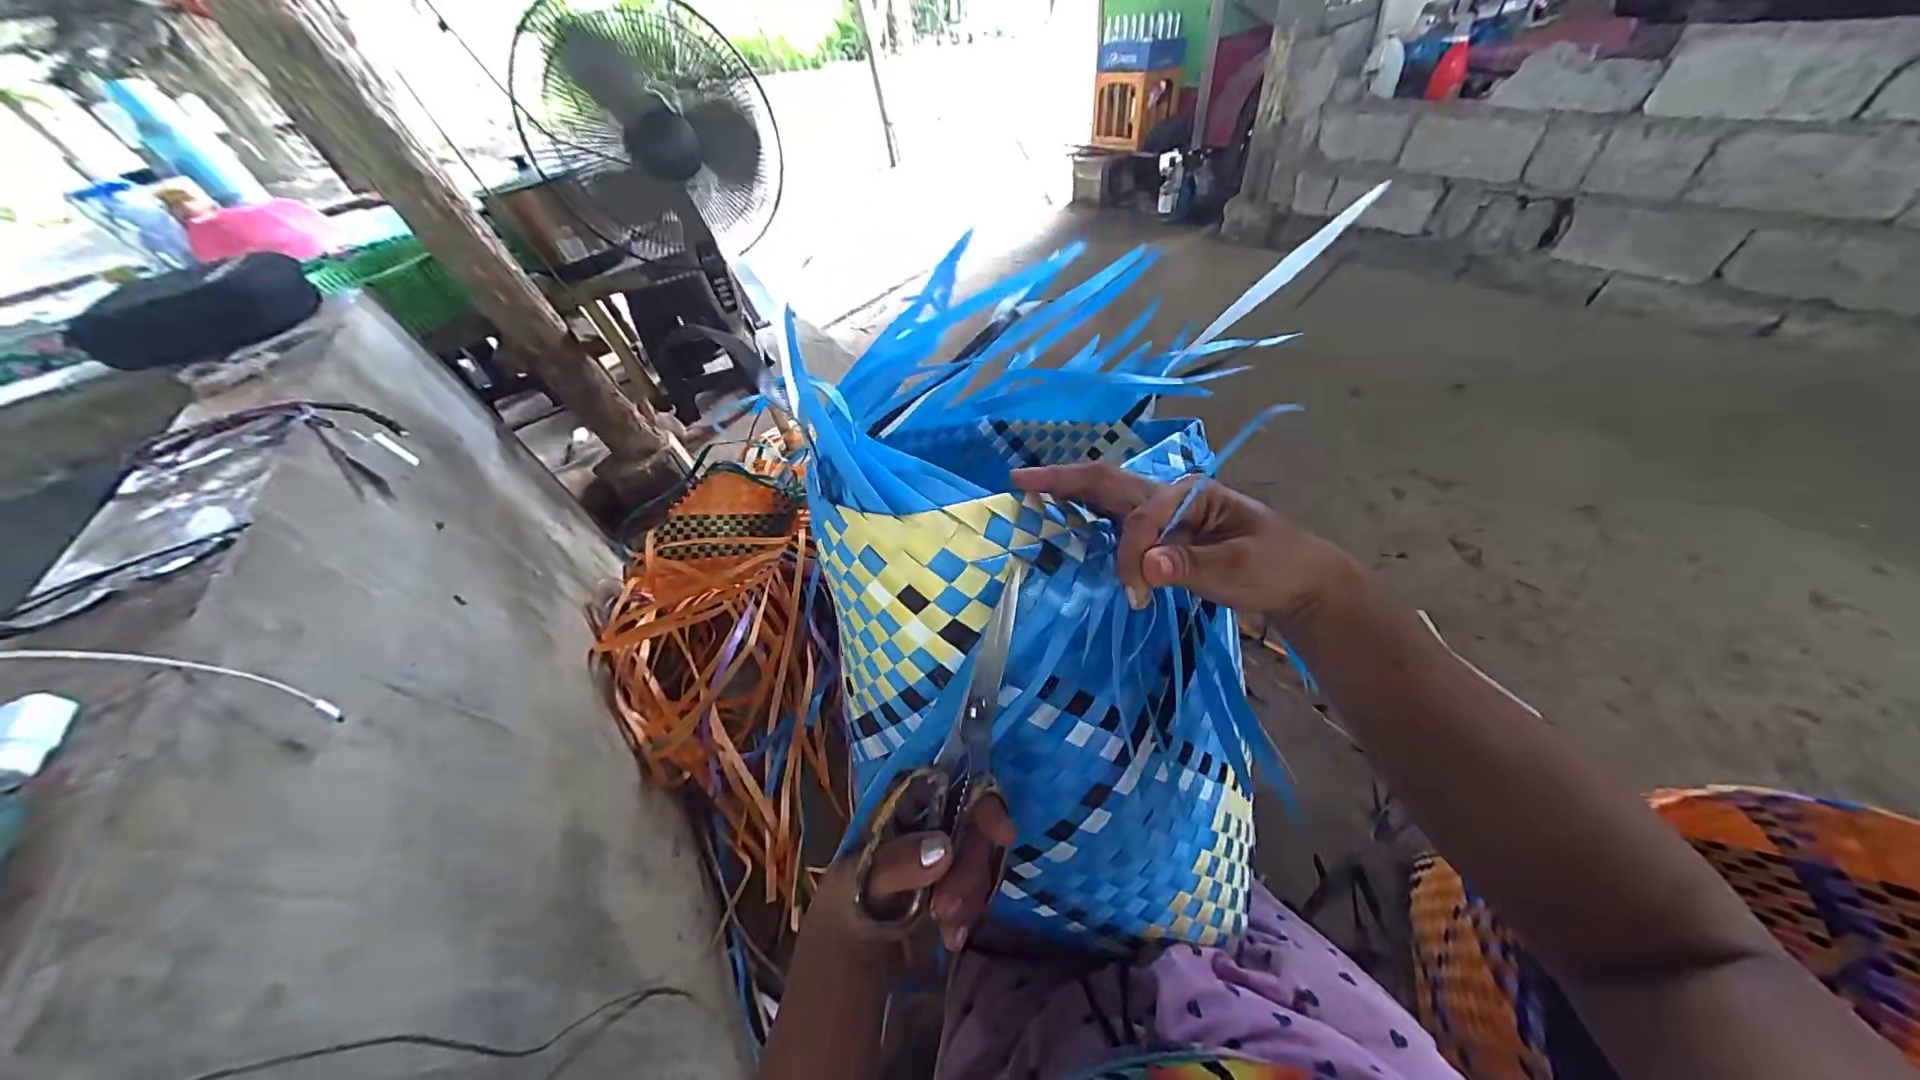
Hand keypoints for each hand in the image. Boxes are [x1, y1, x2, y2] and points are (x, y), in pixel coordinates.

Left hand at [805, 795, 1016, 963]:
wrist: (837, 1006)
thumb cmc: (834, 938)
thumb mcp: (850, 899)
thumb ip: (895, 867)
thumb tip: (944, 845)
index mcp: (887, 818)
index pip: (934, 785)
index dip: (972, 794)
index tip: (1000, 829)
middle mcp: (916, 832)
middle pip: (965, 821)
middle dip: (969, 861)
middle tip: (948, 904)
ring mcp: (935, 866)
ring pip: (976, 856)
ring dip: (970, 891)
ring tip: (946, 928)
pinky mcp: (948, 898)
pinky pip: (977, 889)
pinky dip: (971, 912)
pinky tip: (952, 937)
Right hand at [1011, 462, 1357, 623]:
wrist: (1300, 578)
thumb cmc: (1277, 566)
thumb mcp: (1241, 568)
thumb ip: (1192, 567)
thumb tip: (1146, 566)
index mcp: (1191, 495)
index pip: (1142, 518)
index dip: (1131, 553)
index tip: (1136, 593)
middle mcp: (1170, 496)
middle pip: (1109, 481)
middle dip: (1064, 480)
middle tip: (1020, 479)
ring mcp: (1163, 512)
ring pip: (1107, 494)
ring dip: (1068, 491)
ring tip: (1029, 488)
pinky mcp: (1160, 533)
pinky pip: (1113, 518)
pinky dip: (1084, 513)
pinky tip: (1063, 514)